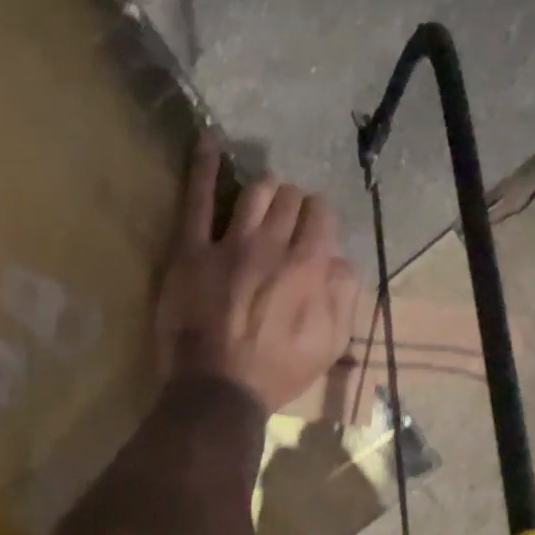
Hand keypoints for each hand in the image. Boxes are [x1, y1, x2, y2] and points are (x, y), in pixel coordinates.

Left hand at [154, 136, 360, 411]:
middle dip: (292, 204)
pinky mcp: (191, 251)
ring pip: (254, 191)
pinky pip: (198, 200)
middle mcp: (273, 245)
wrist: (217, 392)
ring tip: (260, 200)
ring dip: (262, 191)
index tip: (312, 231)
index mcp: (309, 266)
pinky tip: (209, 142)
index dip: (318, 220)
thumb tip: (341, 261)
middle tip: (285, 222)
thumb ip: (343, 297)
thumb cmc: (275, 374)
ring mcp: (229, 244)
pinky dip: (204, 168)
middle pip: (289, 199)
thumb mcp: (329, 346)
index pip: (322, 216)